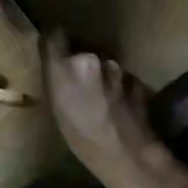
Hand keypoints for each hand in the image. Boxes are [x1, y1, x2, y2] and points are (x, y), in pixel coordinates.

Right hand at [40, 30, 166, 187]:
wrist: (128, 154)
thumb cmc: (83, 140)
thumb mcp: (57, 109)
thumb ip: (56, 77)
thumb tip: (55, 60)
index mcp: (66, 65)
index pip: (54, 32)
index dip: (53, 36)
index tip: (52, 43)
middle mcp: (91, 58)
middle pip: (81, 47)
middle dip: (78, 59)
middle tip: (77, 81)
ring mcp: (116, 66)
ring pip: (102, 61)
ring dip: (99, 72)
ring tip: (99, 97)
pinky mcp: (134, 76)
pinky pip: (119, 75)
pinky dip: (116, 84)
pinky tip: (116, 104)